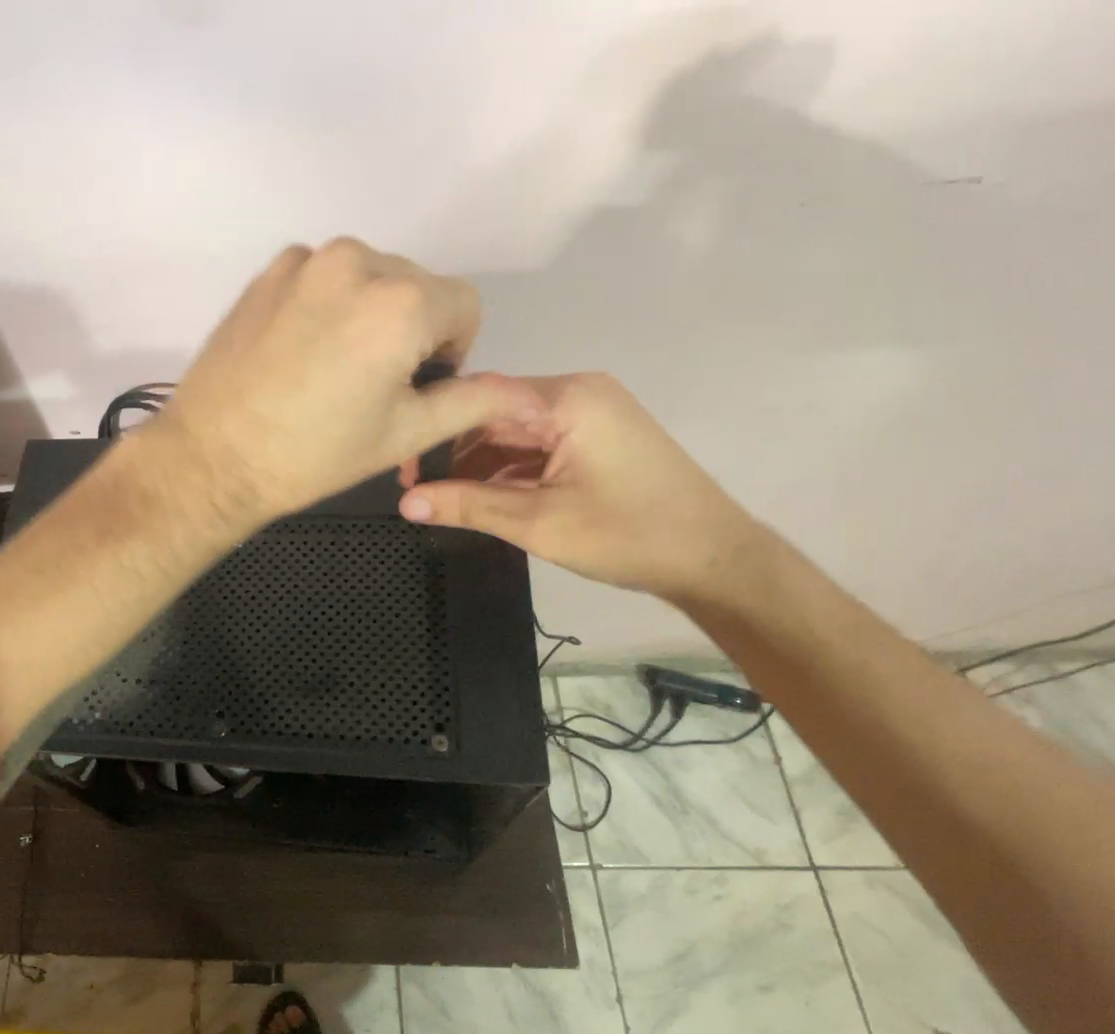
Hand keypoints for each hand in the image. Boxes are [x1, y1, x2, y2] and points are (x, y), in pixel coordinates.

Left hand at [151, 239, 545, 519]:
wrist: (213, 457)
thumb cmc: (313, 454)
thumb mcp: (404, 434)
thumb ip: (472, 402)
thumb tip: (527, 395)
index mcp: (401, 302)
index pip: (464, 304)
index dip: (451, 350)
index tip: (416, 387)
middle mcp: (356, 262)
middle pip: (416, 286)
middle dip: (410, 330)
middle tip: (370, 386)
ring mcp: (305, 262)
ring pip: (369, 278)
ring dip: (368, 314)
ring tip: (332, 369)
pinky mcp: (268, 272)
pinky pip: (322, 277)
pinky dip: (326, 305)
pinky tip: (299, 352)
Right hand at [397, 373, 764, 602]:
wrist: (716, 559)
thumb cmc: (629, 536)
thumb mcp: (539, 523)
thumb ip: (467, 506)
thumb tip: (404, 504)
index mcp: (567, 398)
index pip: (479, 398)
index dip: (433, 433)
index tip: (398, 469)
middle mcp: (577, 392)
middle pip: (495, 412)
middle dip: (454, 451)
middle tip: (413, 490)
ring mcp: (591, 413)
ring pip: (513, 430)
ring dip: (479, 464)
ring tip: (439, 499)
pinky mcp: (597, 436)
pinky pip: (537, 443)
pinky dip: (508, 469)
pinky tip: (479, 497)